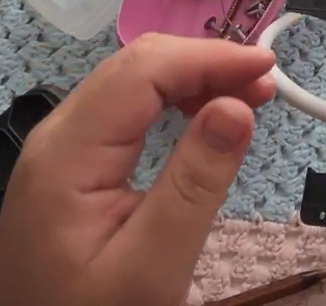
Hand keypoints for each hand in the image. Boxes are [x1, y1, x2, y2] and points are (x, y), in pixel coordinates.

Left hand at [0, 36, 277, 305]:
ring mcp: (62, 145)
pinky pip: (131, 104)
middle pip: (139, 64)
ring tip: (249, 97)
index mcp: (66, 154)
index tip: (268, 67)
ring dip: (197, 76)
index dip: (209, 58)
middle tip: (265, 87)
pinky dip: (178, 97)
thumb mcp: (151, 267)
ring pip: (137, 78)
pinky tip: (208, 112)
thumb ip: (195, 185)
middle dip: (207, 63)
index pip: (143, 70)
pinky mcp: (74, 160)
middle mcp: (57, 134)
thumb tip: (237, 106)